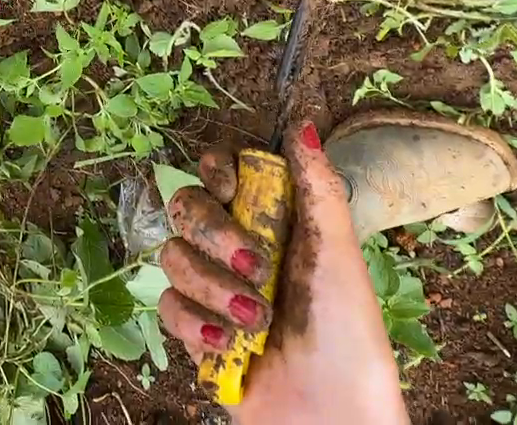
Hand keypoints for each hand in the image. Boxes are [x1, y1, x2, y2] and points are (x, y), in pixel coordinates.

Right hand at [160, 125, 408, 424]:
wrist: (332, 422)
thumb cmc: (349, 337)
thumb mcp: (339, 257)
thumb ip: (317, 188)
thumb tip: (302, 122)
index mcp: (269, 221)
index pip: (219, 171)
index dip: (214, 170)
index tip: (228, 186)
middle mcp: (233, 246)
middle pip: (186, 206)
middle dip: (215, 235)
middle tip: (255, 266)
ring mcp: (210, 288)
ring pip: (173, 255)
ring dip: (213, 288)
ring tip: (255, 322)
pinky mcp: (193, 330)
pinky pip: (167, 305)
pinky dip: (194, 323)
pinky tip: (227, 344)